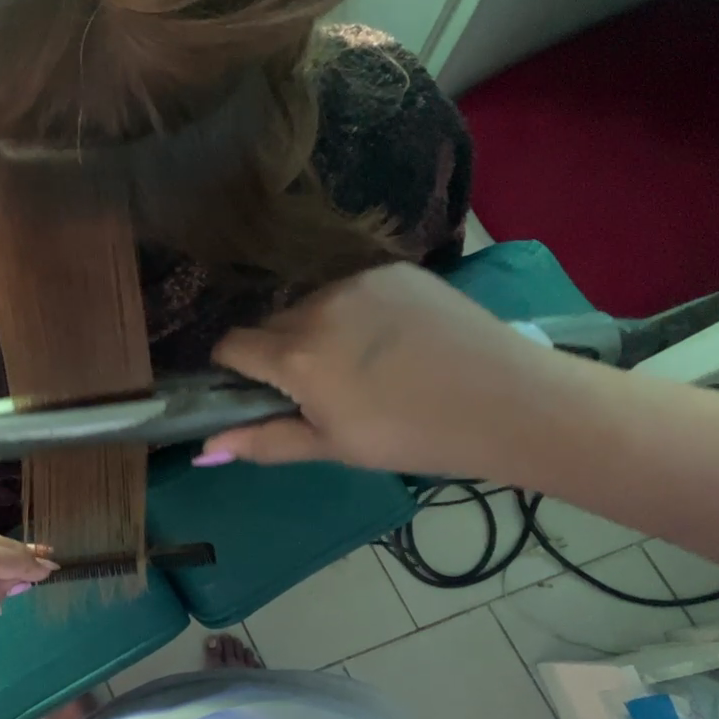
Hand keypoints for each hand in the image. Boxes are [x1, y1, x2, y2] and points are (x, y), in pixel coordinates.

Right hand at [202, 263, 577, 475]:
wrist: (512, 403)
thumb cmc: (412, 436)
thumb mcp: (333, 447)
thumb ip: (264, 441)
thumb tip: (206, 448)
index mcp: (295, 355)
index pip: (230, 345)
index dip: (232, 369)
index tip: (257, 392)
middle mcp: (316, 308)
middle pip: (270, 326)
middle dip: (278, 354)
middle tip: (320, 389)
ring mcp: (358, 283)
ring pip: (310, 308)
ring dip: (316, 332)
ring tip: (365, 365)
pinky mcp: (395, 271)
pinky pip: (351, 291)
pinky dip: (356, 314)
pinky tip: (394, 341)